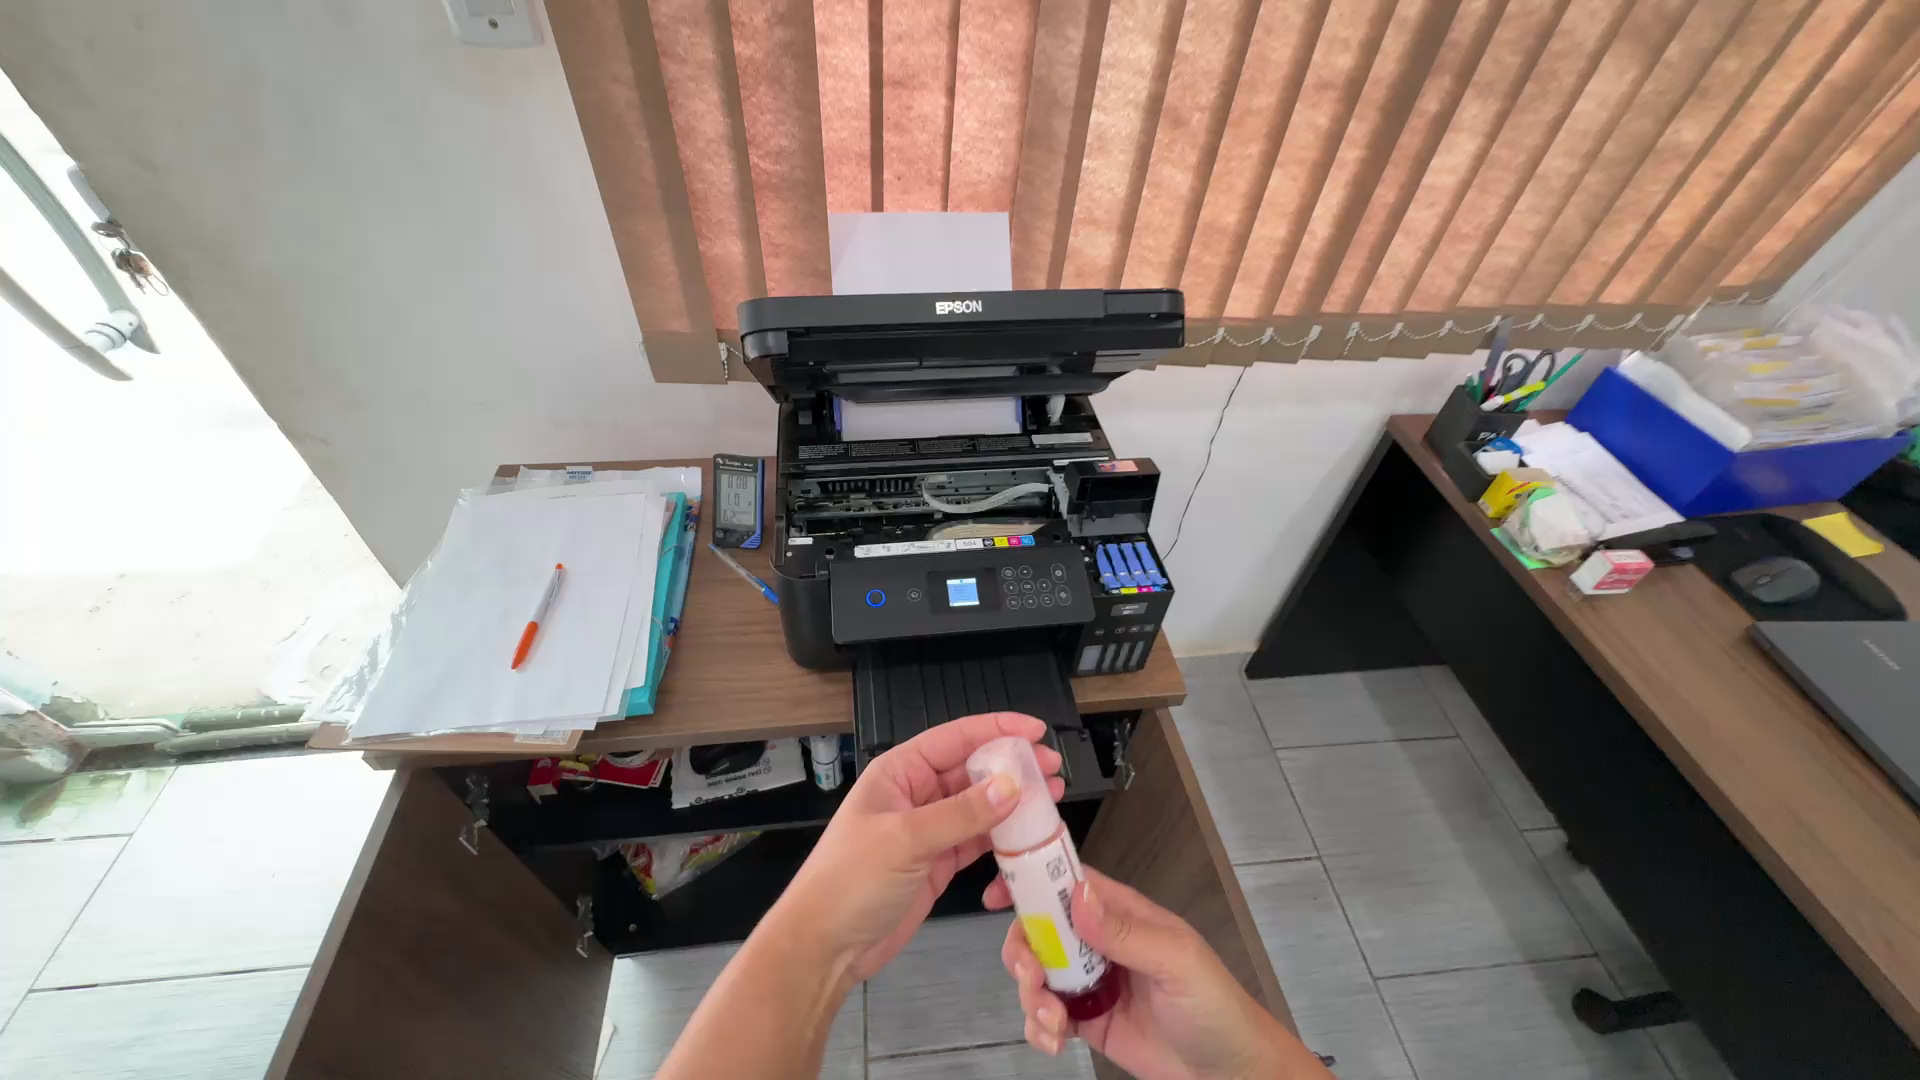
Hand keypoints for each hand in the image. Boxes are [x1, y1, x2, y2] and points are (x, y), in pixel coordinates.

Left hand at [775, 712, 1064, 981]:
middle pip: (972, 769)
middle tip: (1052, 767)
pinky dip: (1004, 837)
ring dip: (1014, 802)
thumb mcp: (905, 840)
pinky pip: (978, 840)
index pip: (954, 738)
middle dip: (1012, 766)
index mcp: (899, 771)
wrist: (825, 946)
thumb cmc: (850, 880)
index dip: (996, 729)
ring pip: (980, 805)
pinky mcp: (939, 861)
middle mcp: (916, 793)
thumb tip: (1011, 787)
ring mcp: (929, 829)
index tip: (1035, 730)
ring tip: (1051, 796)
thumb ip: (960, 814)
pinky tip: (1029, 834)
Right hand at [991, 868, 1326, 1079]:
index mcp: (1119, 913)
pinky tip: (1053, 1039)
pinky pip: (1045, 1014)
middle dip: (1023, 950)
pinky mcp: (1086, 1021)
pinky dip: (1038, 1026)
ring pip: (1036, 972)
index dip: (1029, 880)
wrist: (1231, 1076)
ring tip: (1051, 1021)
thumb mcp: (1175, 960)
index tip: (996, 893)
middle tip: (1030, 977)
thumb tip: (1078, 896)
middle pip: (1039, 929)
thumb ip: (1125, 931)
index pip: (1067, 882)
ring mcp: (1089, 981)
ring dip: (1030, 994)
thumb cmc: (1214, 1005)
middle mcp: (1098, 941)